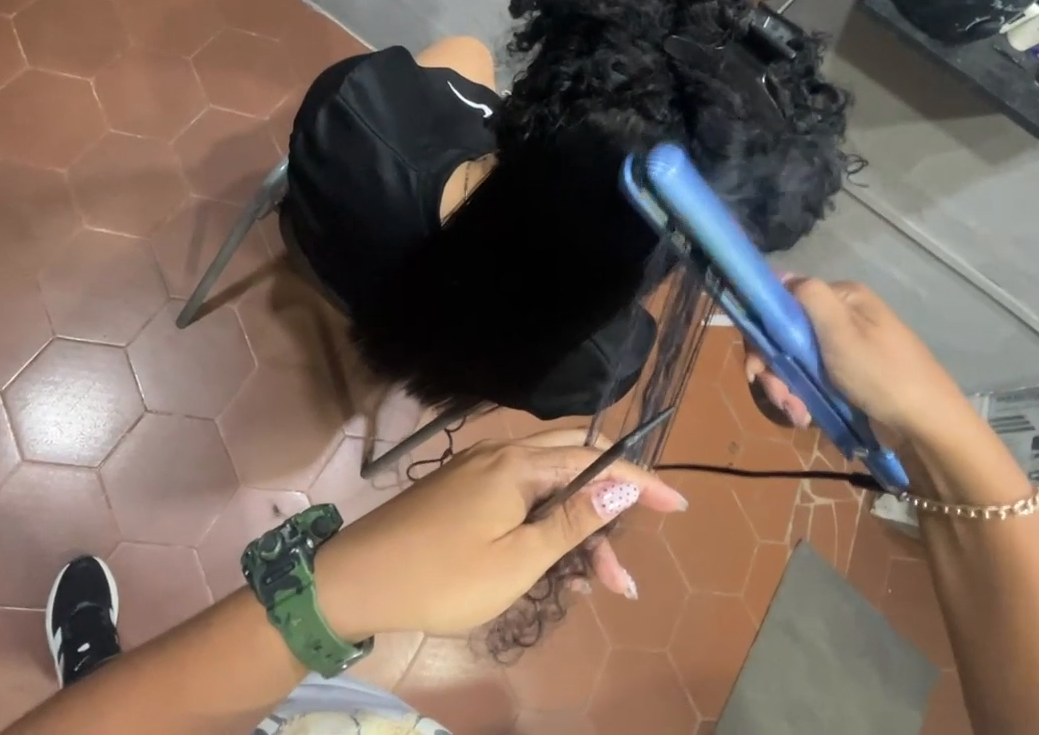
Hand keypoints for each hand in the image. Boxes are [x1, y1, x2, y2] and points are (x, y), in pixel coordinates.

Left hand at [312, 430, 685, 639]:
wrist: (360, 576)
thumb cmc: (444, 576)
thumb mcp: (518, 559)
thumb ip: (572, 522)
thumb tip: (621, 487)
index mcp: (517, 464)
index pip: (593, 459)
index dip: (638, 482)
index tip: (678, 504)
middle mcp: (500, 455)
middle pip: (571, 461)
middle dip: (607, 505)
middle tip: (627, 554)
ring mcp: (477, 470)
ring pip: (545, 484)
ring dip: (575, 525)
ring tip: (597, 584)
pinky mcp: (462, 490)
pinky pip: (518, 496)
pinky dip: (543, 524)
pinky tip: (554, 565)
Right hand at [746, 278, 973, 443]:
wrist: (928, 427)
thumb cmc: (883, 374)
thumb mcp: (842, 330)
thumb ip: (809, 297)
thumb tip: (778, 274)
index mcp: (841, 299)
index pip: (782, 299)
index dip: (762, 327)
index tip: (758, 361)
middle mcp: (839, 317)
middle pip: (782, 334)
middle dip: (773, 367)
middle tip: (779, 395)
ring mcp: (841, 347)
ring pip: (792, 360)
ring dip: (785, 387)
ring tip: (797, 412)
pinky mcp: (843, 374)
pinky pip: (807, 378)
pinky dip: (800, 397)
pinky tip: (805, 415)